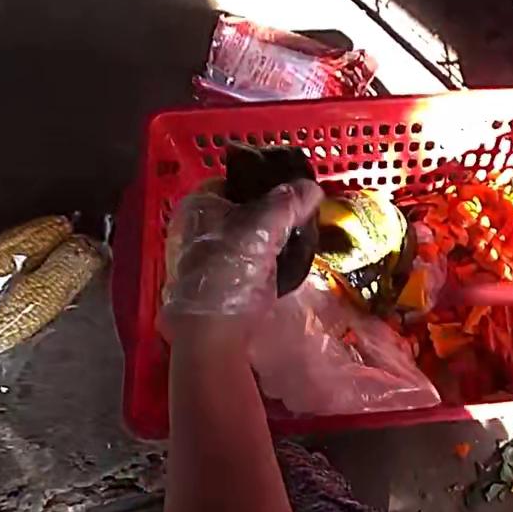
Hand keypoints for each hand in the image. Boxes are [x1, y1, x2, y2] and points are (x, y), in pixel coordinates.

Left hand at [159, 180, 321, 343]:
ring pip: (254, 234)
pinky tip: (292, 261)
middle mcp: (201, 225)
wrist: (215, 331)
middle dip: (277, 211)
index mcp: (199, 204)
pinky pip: (255, 258)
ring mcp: (212, 254)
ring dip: (278, 236)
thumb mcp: (262, 229)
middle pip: (248, 208)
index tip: (296, 189)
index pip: (239, 180)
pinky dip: (273, 257)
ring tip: (305, 236)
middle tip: (306, 214)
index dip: (267, 181)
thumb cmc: (229, 271)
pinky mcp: (226, 279)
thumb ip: (289, 204)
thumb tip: (313, 187)